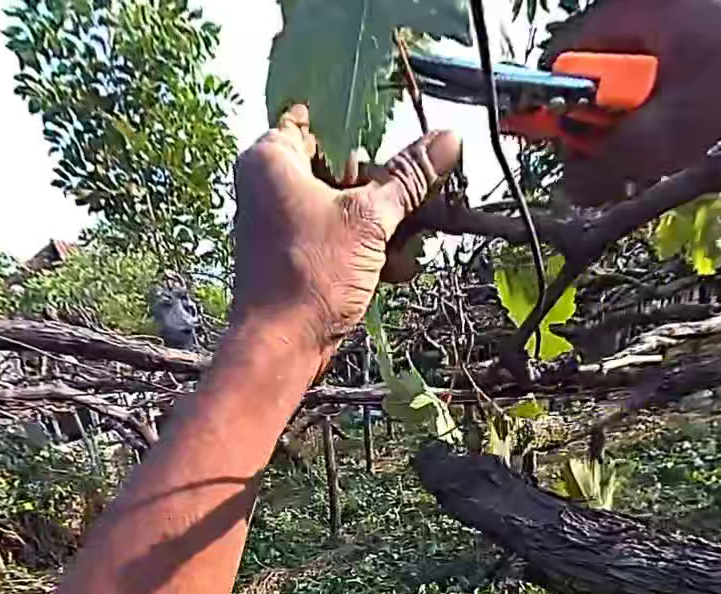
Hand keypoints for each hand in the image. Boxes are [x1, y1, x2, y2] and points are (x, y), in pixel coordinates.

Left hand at [231, 105, 460, 355]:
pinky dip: (364, 254)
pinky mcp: (296, 260)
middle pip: (340, 171)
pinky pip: (336, 243)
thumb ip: (409, 178)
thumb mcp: (369, 218)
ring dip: (382, 229)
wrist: (282, 346)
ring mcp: (282, 227)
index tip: (396, 154)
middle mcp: (270, 188)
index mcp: (272, 158)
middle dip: (382, 193)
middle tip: (414, 206)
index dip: (362, 134)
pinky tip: (396, 270)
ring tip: (409, 246)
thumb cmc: (313, 273)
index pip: (322, 121)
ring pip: (344, 212)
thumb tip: (449, 139)